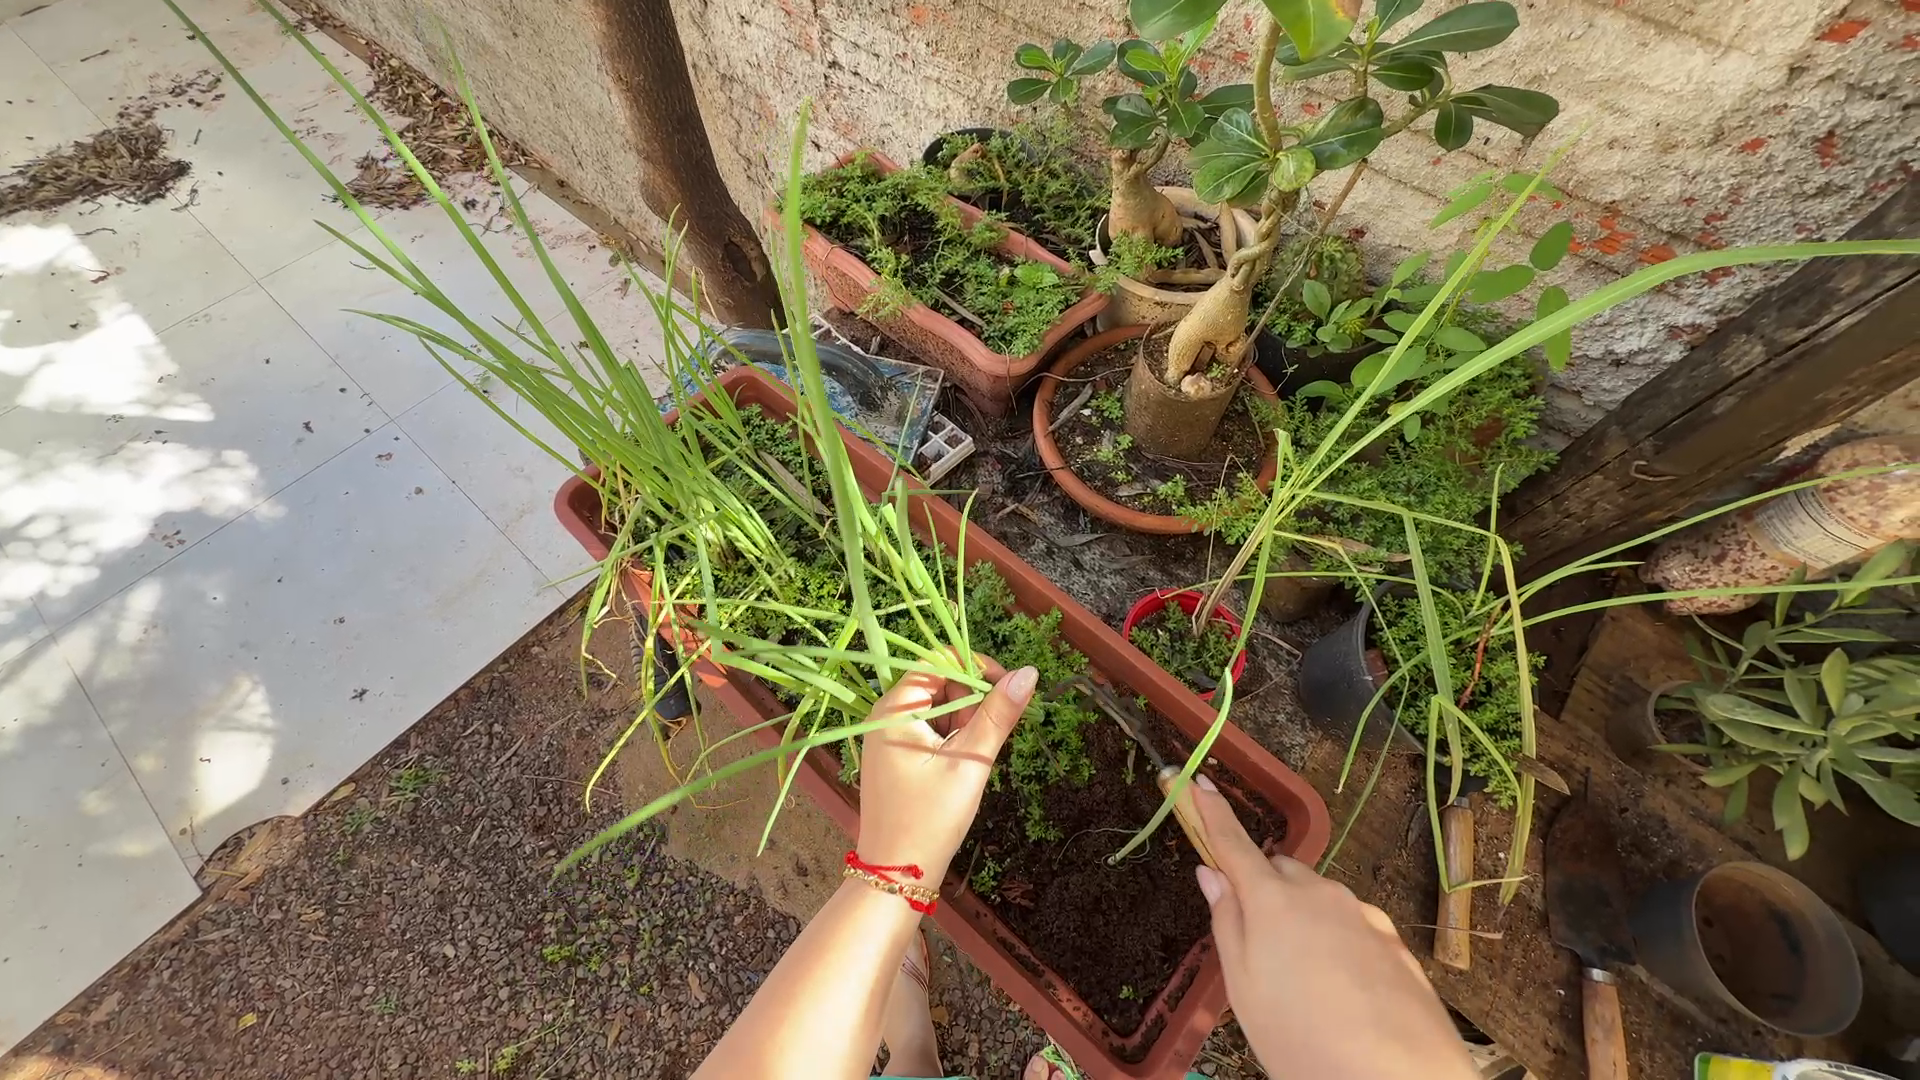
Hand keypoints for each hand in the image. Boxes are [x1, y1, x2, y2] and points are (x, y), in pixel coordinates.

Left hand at [855, 655, 1035, 883]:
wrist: (897, 877)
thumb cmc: (931, 818)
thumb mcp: (971, 761)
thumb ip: (998, 714)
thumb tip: (1029, 672)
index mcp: (894, 709)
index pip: (937, 662)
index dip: (974, 667)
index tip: (1006, 687)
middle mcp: (886, 716)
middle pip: (938, 684)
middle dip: (971, 700)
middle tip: (990, 735)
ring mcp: (888, 737)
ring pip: (937, 708)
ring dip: (964, 721)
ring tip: (974, 757)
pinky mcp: (895, 756)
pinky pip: (929, 730)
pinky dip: (952, 738)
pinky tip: (963, 764)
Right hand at [1182, 775, 1476, 1079]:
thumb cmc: (1301, 1040)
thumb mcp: (1243, 988)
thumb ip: (1226, 922)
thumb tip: (1211, 873)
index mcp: (1272, 899)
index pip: (1233, 841)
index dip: (1212, 811)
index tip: (1199, 781)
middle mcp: (1319, 893)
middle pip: (1280, 871)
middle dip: (1265, 888)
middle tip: (1261, 944)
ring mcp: (1363, 915)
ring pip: (1319, 899)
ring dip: (1304, 918)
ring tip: (1308, 983)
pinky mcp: (1396, 944)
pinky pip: (1354, 926)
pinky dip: (1340, 942)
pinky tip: (1348, 994)